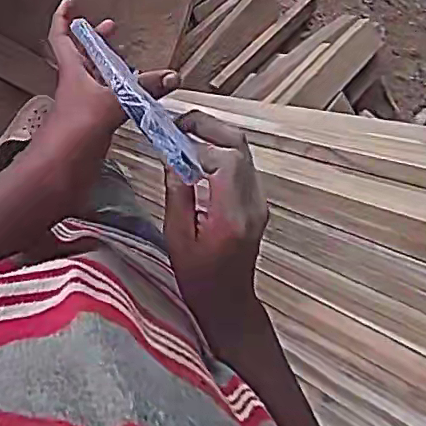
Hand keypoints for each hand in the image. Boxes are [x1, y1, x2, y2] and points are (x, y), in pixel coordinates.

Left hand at [42, 0, 179, 142]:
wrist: (59, 170)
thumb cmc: (73, 132)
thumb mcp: (112, 104)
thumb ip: (142, 90)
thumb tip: (169, 77)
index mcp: (71, 72)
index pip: (60, 37)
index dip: (62, 18)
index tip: (69, 2)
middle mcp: (75, 85)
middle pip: (82, 55)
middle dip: (94, 39)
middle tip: (110, 27)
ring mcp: (83, 104)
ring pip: (96, 78)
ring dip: (110, 66)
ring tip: (129, 59)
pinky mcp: (93, 123)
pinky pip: (108, 100)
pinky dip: (121, 93)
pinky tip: (135, 95)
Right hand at [164, 110, 270, 349]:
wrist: (228, 301)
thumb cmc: (198, 276)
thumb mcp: (177, 236)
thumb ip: (177, 193)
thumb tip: (171, 157)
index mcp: (233, 216)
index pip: (224, 160)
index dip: (194, 146)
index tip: (168, 143)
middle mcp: (252, 203)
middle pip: (238, 145)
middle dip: (207, 126)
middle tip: (176, 124)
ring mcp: (258, 201)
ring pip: (241, 149)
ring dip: (212, 134)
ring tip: (182, 132)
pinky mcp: (255, 200)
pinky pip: (239, 162)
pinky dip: (217, 148)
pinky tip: (194, 152)